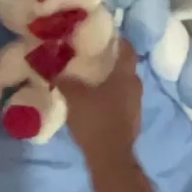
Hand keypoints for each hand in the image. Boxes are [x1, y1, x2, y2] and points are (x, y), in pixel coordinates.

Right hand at [60, 40, 142, 164]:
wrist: (110, 156)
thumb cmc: (95, 120)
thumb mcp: (75, 97)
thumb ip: (66, 81)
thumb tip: (56, 70)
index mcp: (125, 76)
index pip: (127, 50)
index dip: (119, 40)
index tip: (107, 35)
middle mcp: (135, 88)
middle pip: (126, 69)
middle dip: (112, 63)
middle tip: (94, 59)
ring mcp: (136, 106)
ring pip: (125, 87)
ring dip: (112, 83)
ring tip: (93, 82)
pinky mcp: (132, 122)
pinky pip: (122, 103)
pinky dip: (112, 99)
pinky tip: (97, 104)